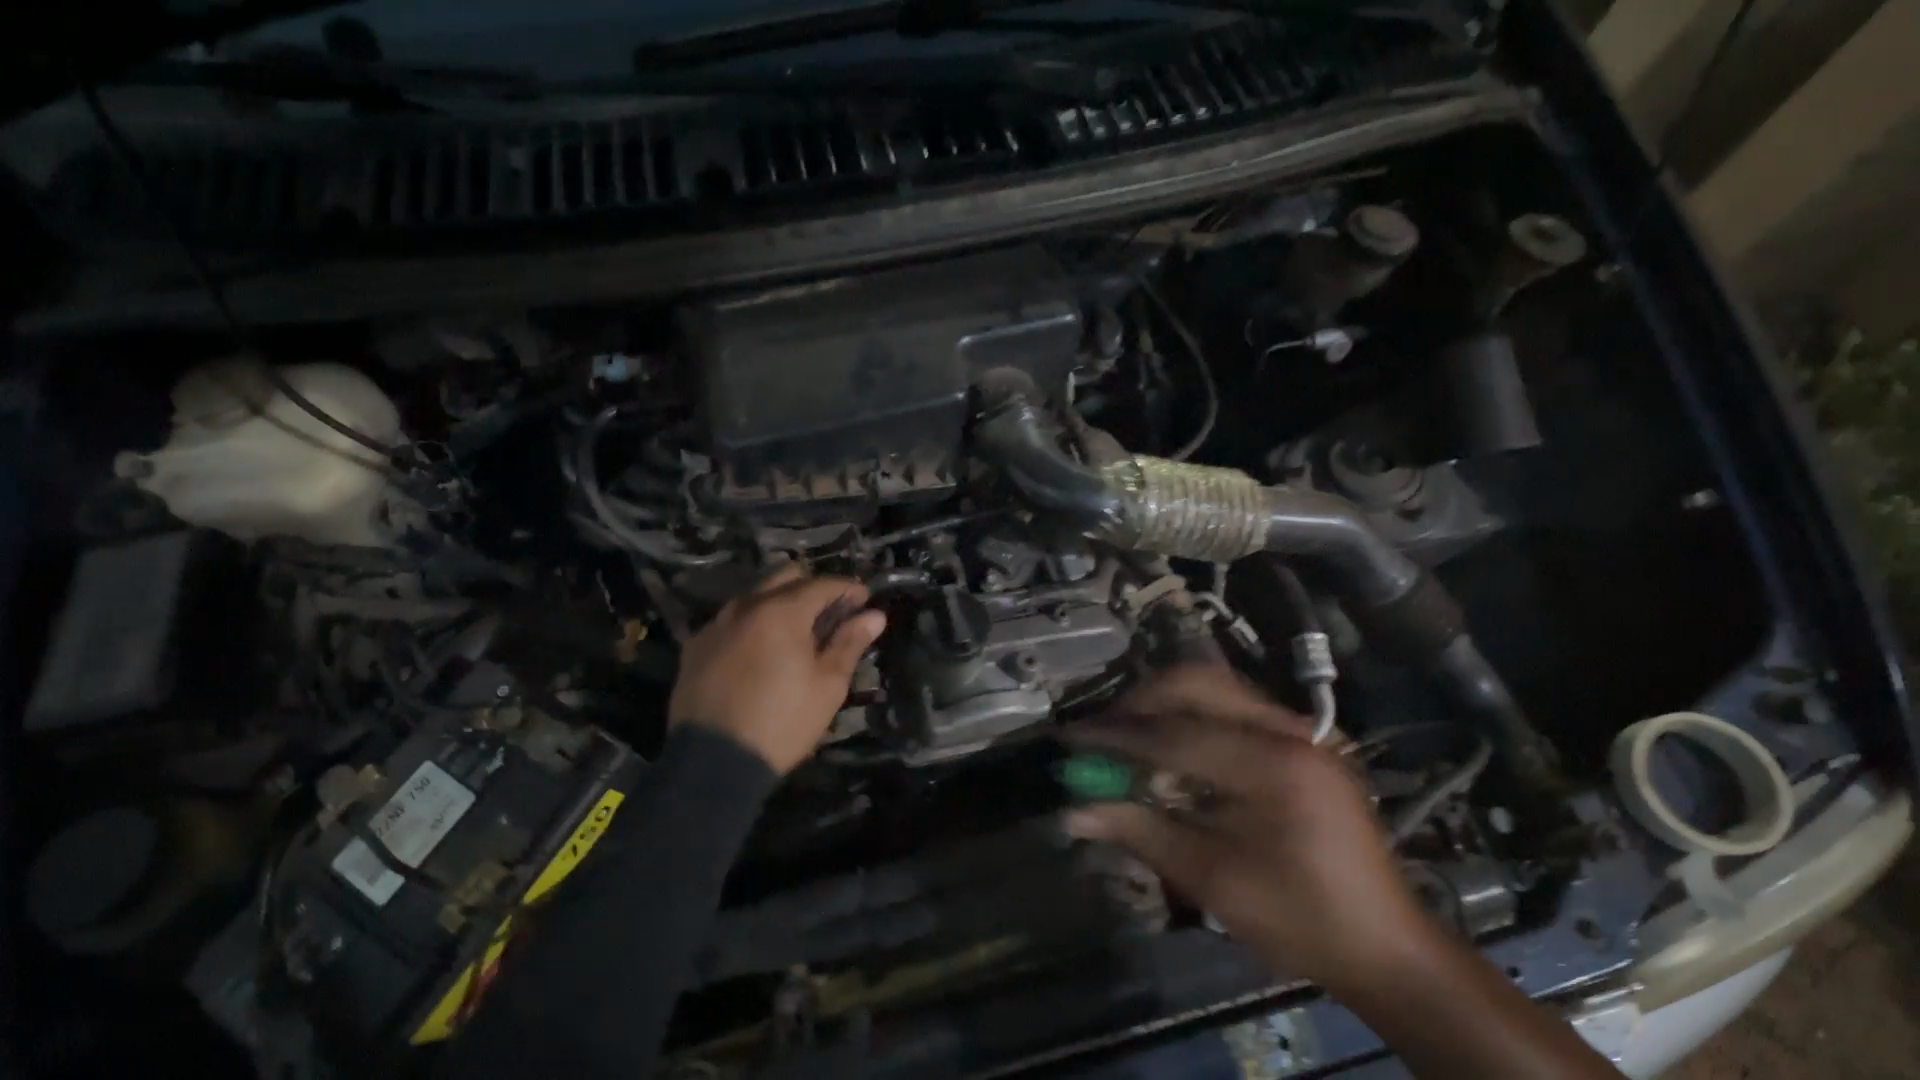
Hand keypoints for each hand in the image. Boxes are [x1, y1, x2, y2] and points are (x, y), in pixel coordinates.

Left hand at [669, 564, 886, 773]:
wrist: (713, 763)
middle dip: (812, 587)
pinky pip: (730, 621)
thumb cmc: (782, 722)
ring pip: (754, 596)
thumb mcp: (827, 686)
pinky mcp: (695, 646)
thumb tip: (874, 615)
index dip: (848, 588)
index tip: (865, 599)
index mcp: (782, 611)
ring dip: (779, 602)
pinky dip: (751, 624)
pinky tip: (760, 650)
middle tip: (831, 613)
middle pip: (784, 577)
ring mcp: (715, 624)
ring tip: (797, 632)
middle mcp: (745, 606)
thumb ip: (849, 643)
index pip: (822, 584)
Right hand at [1063, 665, 1442, 993]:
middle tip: (1102, 732)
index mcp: (1274, 765)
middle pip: (1199, 684)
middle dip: (1142, 701)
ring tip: (1129, 737)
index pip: (1176, 734)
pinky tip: (1174, 751)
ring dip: (1167, 705)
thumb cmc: (1299, 919)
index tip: (1070, 739)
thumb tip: (1073, 813)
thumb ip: (1142, 832)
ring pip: (1219, 689)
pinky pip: (1238, 710)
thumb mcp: (1213, 881)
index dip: (1117, 736)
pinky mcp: (1307, 744)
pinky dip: (1196, 719)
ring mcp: (1305, 733)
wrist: (1386, 944)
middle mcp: (1291, 731)